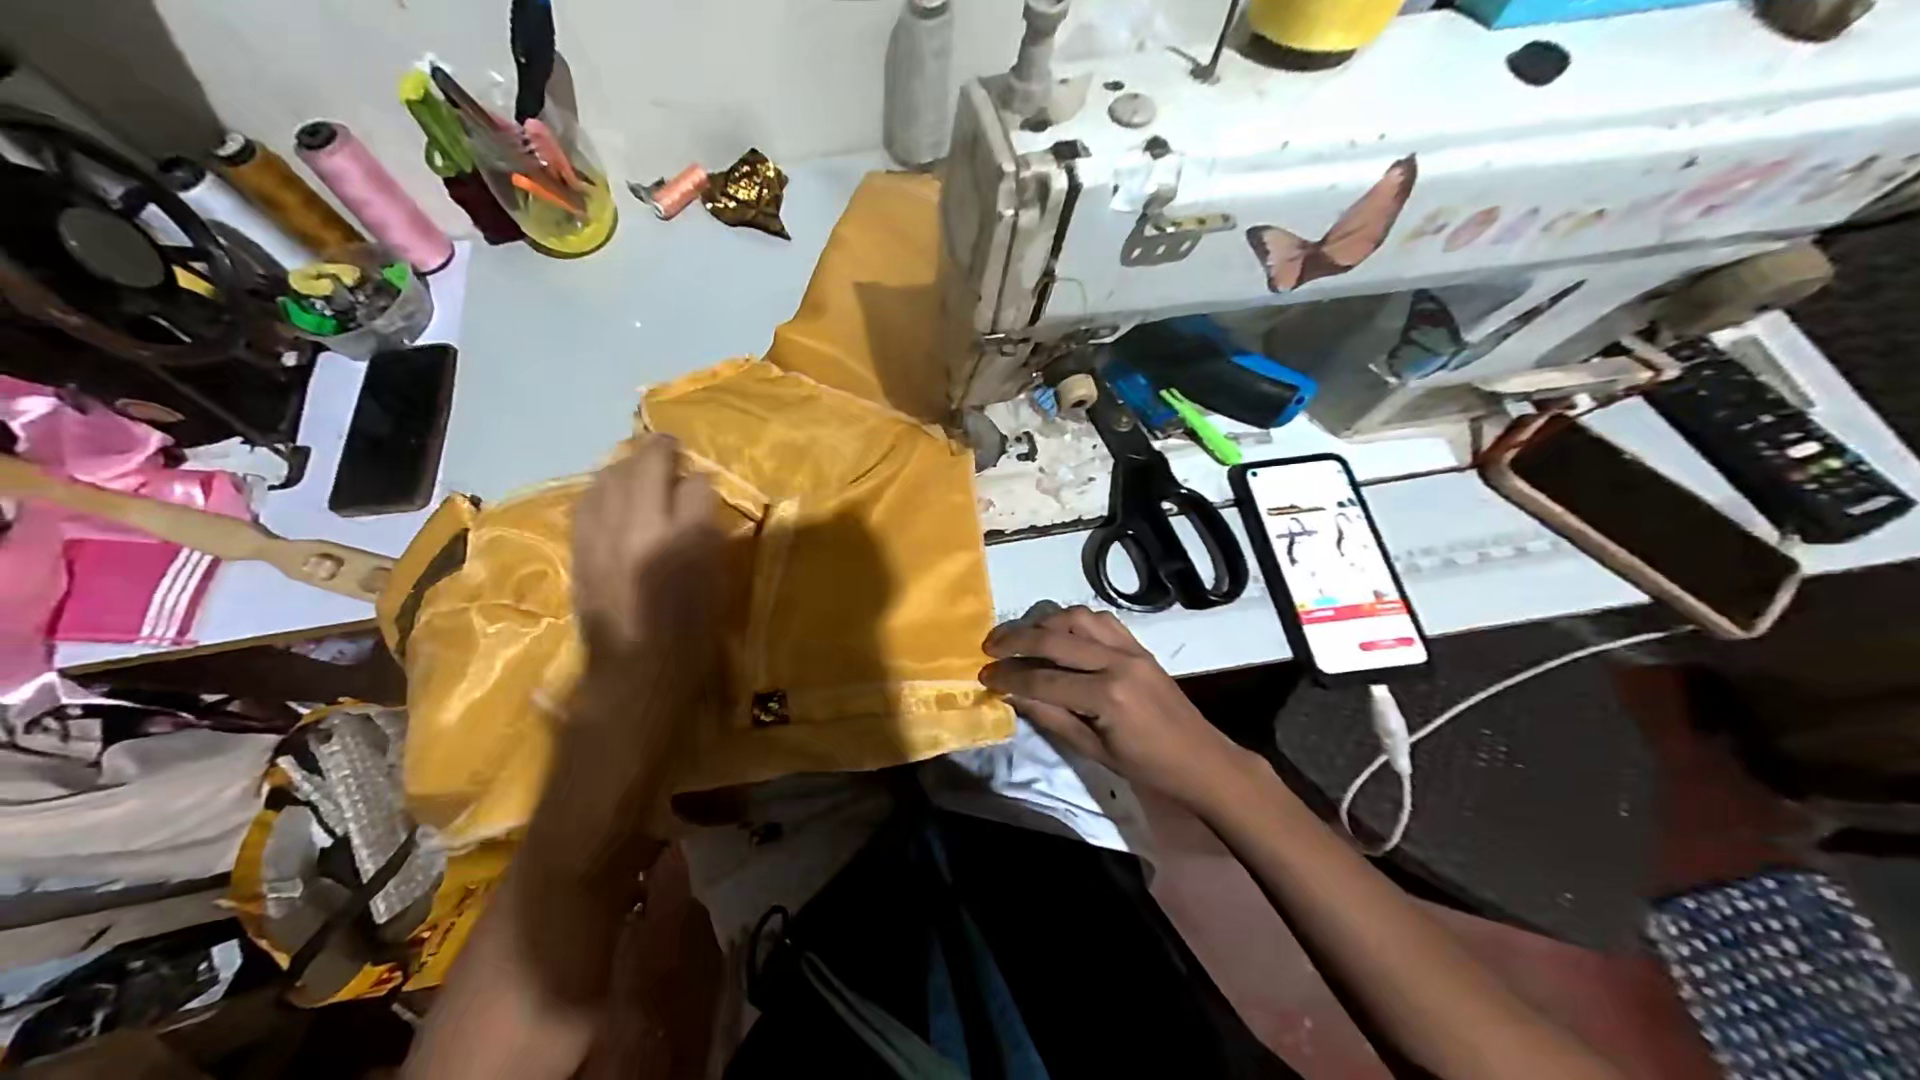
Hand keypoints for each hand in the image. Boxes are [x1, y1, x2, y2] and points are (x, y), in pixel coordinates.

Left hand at [570, 435, 722, 708]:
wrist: (635, 671)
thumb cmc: (690, 631)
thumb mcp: (716, 580)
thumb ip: (706, 529)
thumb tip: (695, 492)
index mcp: (680, 538)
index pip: (692, 484)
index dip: (698, 476)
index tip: (700, 474)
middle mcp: (637, 527)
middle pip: (643, 467)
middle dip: (657, 450)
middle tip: (668, 447)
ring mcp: (601, 536)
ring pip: (609, 478)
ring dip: (625, 465)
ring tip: (638, 467)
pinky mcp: (579, 550)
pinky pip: (587, 501)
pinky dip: (601, 488)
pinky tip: (609, 493)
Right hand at [980, 605, 1260, 809]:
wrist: (1200, 759)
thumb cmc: (1146, 766)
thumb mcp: (1092, 750)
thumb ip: (1049, 716)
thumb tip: (1010, 692)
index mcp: (1107, 696)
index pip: (1043, 678)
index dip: (1008, 675)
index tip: (983, 674)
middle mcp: (1118, 662)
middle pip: (1054, 639)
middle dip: (1016, 640)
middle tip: (989, 646)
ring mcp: (1131, 649)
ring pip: (1077, 618)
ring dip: (1043, 623)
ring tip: (1020, 636)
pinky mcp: (1139, 645)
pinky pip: (1101, 620)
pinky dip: (1073, 620)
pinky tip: (1058, 632)